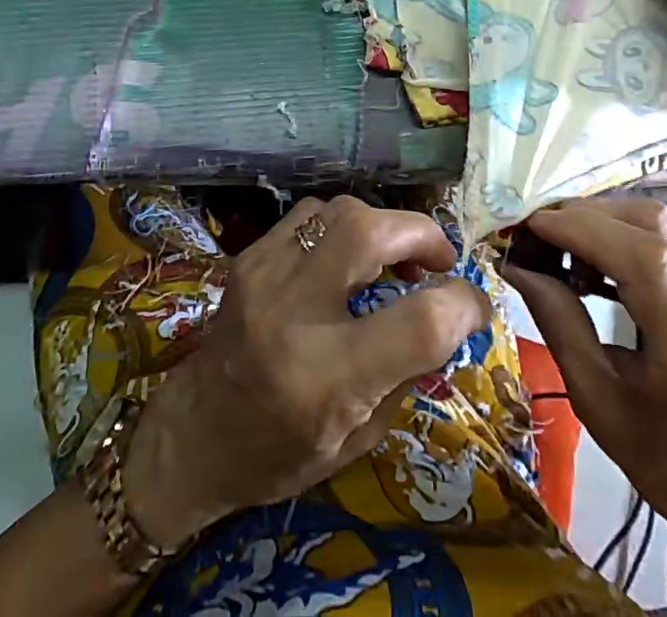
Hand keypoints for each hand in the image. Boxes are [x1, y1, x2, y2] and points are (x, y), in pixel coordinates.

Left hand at [122, 195, 490, 548]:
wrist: (194, 433)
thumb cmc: (279, 453)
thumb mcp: (359, 438)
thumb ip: (408, 373)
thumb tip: (447, 316)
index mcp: (327, 378)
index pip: (420, 321)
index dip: (464, 305)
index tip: (473, 307)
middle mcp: (292, 313)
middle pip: (369, 232)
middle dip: (421, 234)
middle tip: (437, 261)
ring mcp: (262, 275)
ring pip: (336, 211)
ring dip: (380, 226)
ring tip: (393, 258)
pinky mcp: (247, 259)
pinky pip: (306, 217)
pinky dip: (341, 227)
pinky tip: (347, 258)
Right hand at [503, 198, 666, 525]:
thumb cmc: (658, 453)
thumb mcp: (592, 396)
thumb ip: (557, 320)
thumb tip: (514, 261)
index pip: (647, 261)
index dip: (583, 229)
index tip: (530, 224)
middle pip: (658, 229)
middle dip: (586, 215)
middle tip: (536, 228)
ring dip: (607, 220)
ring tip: (564, 241)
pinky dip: (633, 235)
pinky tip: (605, 257)